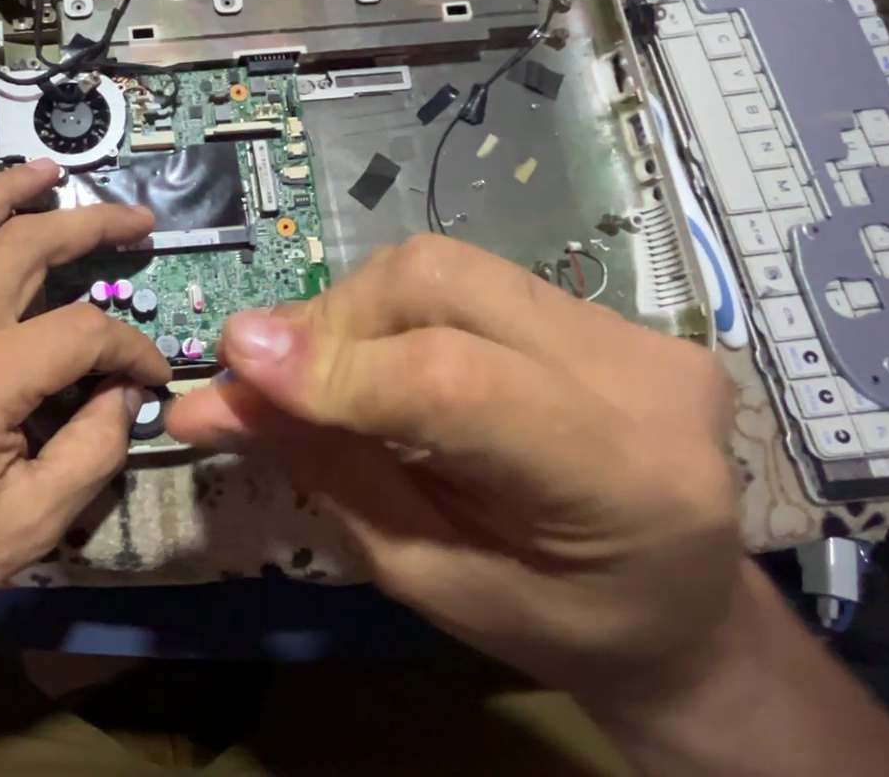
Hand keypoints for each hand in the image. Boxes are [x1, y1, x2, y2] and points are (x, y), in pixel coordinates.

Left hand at [0, 160, 171, 640]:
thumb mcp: (33, 521)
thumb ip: (94, 448)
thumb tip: (124, 390)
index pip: (82, 331)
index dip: (132, 348)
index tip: (154, 376)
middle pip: (24, 246)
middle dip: (89, 225)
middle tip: (138, 219)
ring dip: (7, 192)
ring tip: (47, 171)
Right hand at [167, 234, 743, 705]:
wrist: (683, 610)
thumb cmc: (549, 622)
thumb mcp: (422, 572)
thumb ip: (322, 470)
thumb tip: (205, 403)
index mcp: (622, 482)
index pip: (456, 383)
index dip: (334, 366)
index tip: (232, 365)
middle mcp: (641, 377)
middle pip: (439, 281)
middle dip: (328, 320)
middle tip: (268, 376)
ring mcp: (633, 330)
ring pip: (441, 266)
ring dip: (350, 312)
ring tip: (321, 374)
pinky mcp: (607, 310)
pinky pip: (463, 280)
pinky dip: (388, 313)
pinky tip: (379, 363)